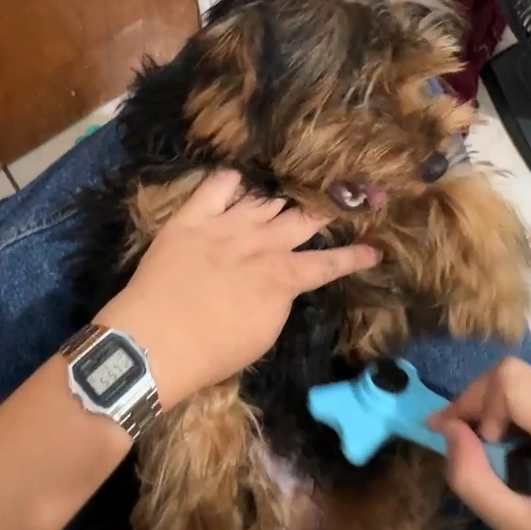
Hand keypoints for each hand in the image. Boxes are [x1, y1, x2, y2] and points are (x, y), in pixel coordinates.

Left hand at [95, 169, 379, 403]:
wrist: (156, 340)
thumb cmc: (212, 352)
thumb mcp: (263, 334)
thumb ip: (280, 299)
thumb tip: (284, 281)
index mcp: (282, 277)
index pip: (327, 263)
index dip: (353, 256)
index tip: (375, 249)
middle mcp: (260, 244)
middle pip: (300, 220)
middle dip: (323, 212)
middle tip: (337, 201)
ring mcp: (225, 226)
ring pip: (262, 202)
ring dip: (278, 200)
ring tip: (289, 195)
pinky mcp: (192, 219)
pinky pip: (216, 188)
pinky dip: (230, 181)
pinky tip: (239, 177)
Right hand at [430, 360, 530, 529]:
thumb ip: (477, 484)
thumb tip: (448, 433)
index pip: (514, 382)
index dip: (479, 406)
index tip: (474, 450)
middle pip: (518, 375)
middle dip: (479, 403)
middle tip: (463, 445)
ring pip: (530, 383)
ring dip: (497, 410)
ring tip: (487, 455)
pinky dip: (518, 417)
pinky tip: (515, 455)